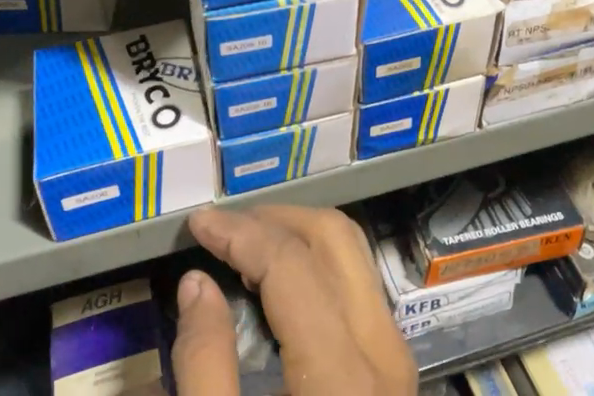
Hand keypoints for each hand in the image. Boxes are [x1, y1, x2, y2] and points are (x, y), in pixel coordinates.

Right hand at [172, 206, 416, 395]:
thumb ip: (204, 366)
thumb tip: (197, 284)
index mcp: (343, 374)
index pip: (291, 263)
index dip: (238, 233)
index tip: (197, 223)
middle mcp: (383, 350)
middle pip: (335, 238)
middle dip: (273, 219)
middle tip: (222, 229)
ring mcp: (395, 357)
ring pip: (353, 256)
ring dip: (296, 237)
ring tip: (243, 249)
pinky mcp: (393, 368)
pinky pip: (358, 287)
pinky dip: (315, 267)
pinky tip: (277, 287)